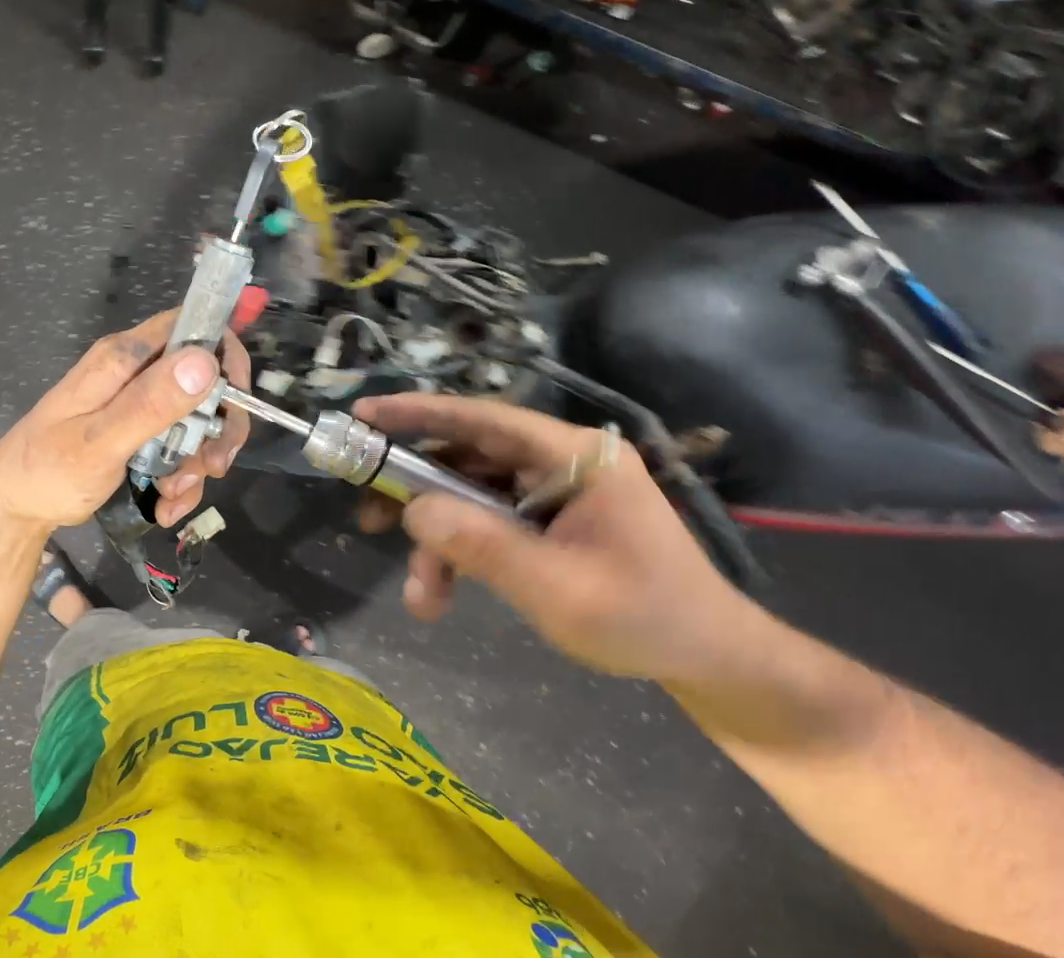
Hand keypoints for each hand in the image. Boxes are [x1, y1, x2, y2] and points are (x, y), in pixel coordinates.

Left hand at [0, 311, 251, 530]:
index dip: (225, 356)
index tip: (236, 402)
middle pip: (205, 381)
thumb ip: (151, 403)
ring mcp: (136, 406)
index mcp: (123, 359)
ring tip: (173, 496)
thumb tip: (205, 360)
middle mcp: (134, 374)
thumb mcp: (100, 442)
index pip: (192, 327)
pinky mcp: (137, 436)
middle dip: (217, 427)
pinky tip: (166, 506)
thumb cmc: (47, 472)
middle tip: (212, 466)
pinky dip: (181, 480)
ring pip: (196, 422)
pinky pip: (178, 450)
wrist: (12, 509)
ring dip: (197, 463)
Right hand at [353, 393, 756, 682]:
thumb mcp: (558, 588)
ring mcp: (552, 491)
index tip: (364, 415)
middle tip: (368, 519)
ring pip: (467, 497)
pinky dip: (457, 555)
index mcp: (577, 457)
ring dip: (435, 542)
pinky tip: (440, 596)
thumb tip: (414, 510)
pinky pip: (484, 522)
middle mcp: (560, 462)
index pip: (485, 419)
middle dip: (416, 494)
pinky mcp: (546, 520)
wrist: (707, 658)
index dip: (419, 413)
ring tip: (420, 597)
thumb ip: (484, 545)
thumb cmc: (646, 618)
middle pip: (466, 458)